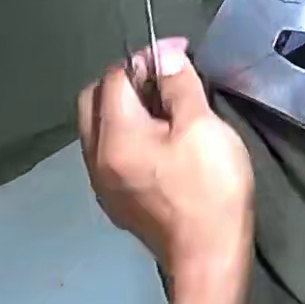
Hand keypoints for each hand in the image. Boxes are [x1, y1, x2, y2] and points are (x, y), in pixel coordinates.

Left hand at [76, 38, 254, 288]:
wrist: (208, 251)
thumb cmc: (210, 184)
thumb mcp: (202, 127)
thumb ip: (180, 87)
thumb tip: (165, 55)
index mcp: (114, 137)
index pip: (115, 79)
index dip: (146, 58)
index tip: (181, 52)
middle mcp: (95, 157)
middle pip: (94, 101)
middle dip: (127, 79)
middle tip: (171, 75)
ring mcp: (103, 182)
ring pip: (100, 127)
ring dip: (127, 105)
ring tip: (171, 102)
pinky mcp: (118, 198)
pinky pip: (111, 149)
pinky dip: (130, 130)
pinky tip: (165, 137)